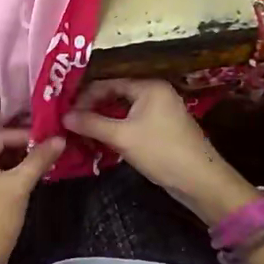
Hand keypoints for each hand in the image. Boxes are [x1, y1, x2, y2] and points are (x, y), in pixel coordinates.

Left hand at [0, 129, 64, 263]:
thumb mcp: (19, 186)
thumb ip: (38, 160)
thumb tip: (60, 139)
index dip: (25, 135)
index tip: (50, 136)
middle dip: (23, 147)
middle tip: (50, 146)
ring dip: (20, 161)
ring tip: (46, 159)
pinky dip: (13, 173)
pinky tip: (32, 175)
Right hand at [63, 79, 254, 224]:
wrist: (199, 181)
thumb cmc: (161, 152)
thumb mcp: (122, 137)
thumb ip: (91, 124)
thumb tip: (64, 117)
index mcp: (149, 86)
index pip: (108, 82)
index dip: (85, 96)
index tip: (66, 113)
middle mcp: (155, 92)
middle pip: (115, 94)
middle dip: (92, 108)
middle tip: (70, 122)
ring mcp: (159, 111)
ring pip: (122, 110)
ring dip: (102, 120)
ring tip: (80, 132)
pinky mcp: (161, 128)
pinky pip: (131, 121)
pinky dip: (115, 129)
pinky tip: (100, 140)